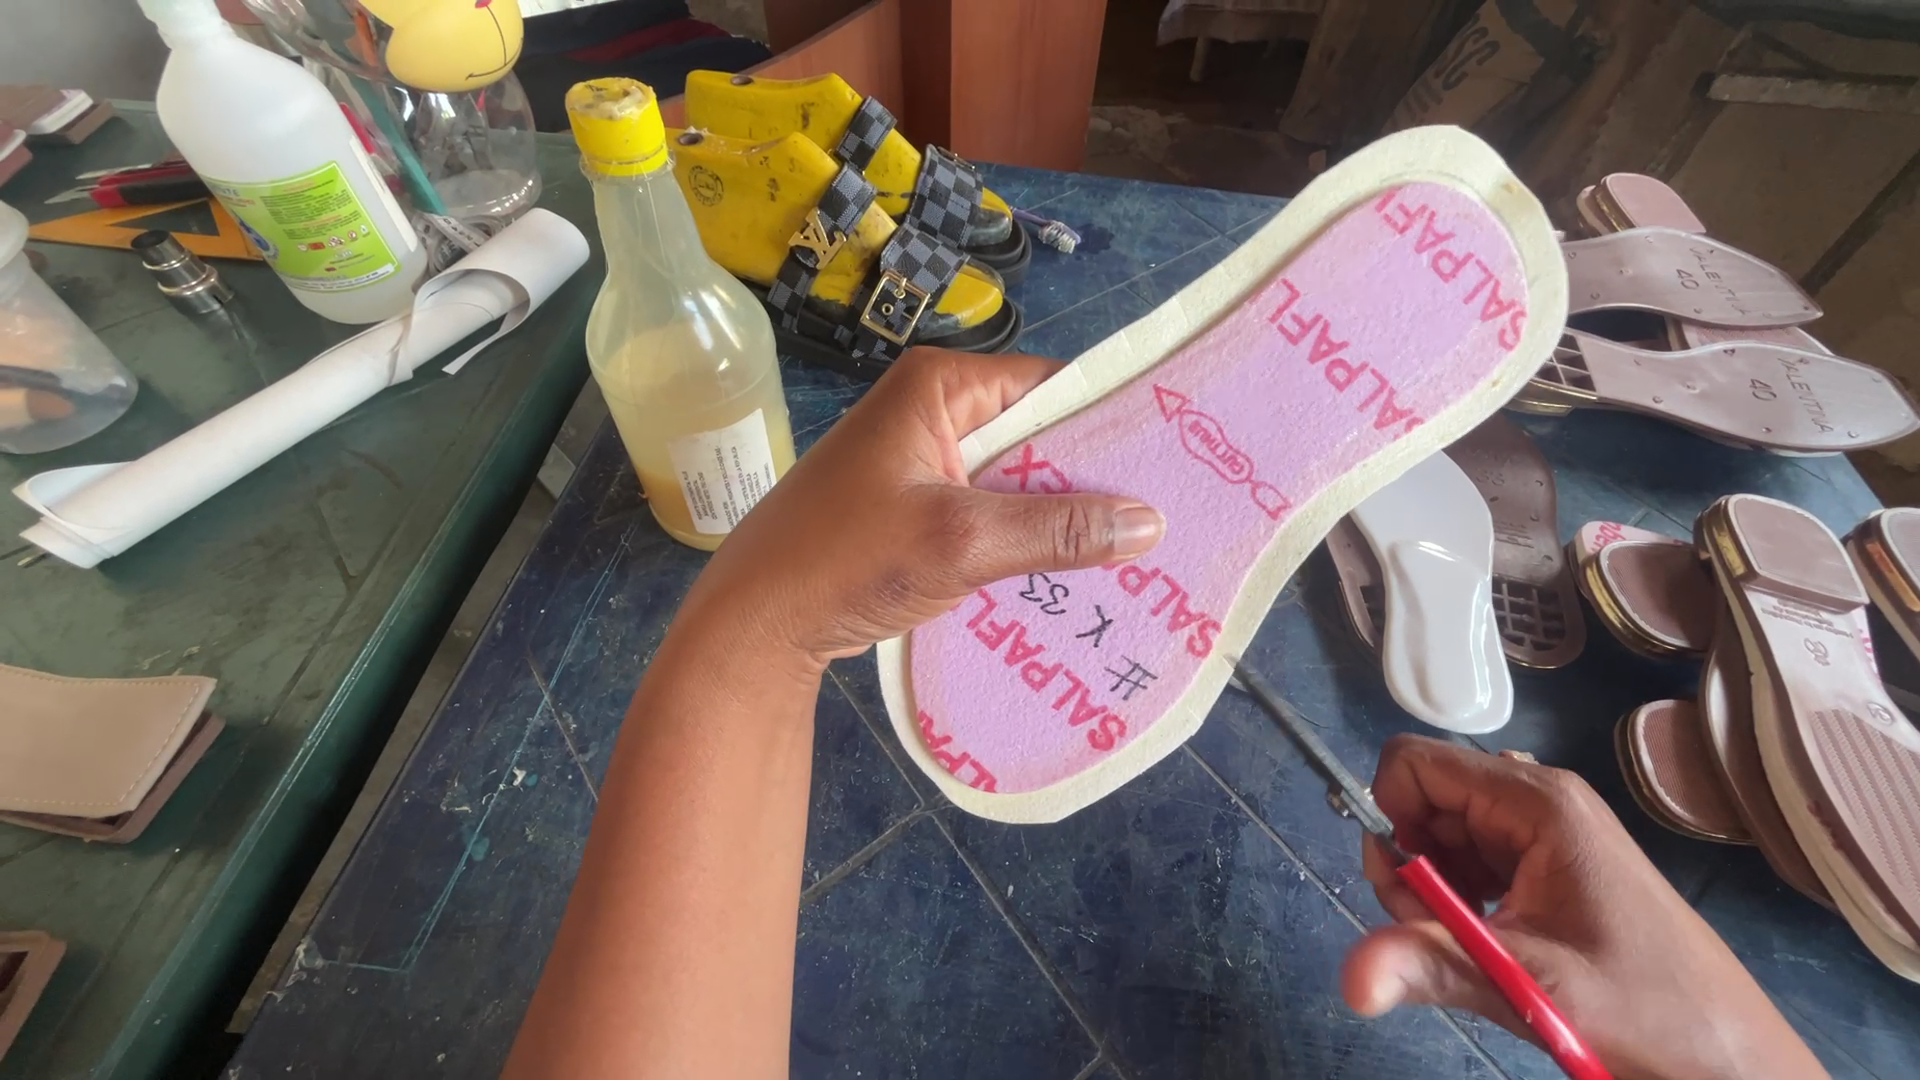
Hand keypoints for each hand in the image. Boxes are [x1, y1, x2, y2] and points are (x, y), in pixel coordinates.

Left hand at [682, 347, 1164, 669]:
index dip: (1109, 421)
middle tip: (1163, 514)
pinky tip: (1068, 571)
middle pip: (1035, 435)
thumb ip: (1056, 528)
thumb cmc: (848, 560)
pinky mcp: (916, 508)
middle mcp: (933, 412)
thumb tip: (1151, 522)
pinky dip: (1022, 538)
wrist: (757, 623)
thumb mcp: (960, 540)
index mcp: (940, 388)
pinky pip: (988, 513)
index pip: (1050, 386)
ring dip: (1058, 515)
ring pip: (1014, 480)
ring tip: (1132, 547)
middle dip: (1089, 477)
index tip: (1170, 460)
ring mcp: (922, 463)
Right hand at [1342, 736, 1827, 1079]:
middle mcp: (1532, 797)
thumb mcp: (1534, 985)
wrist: (1738, 1069)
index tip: (1404, 877)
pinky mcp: (1541, 858)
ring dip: (1429, 883)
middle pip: (1421, 799)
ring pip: (1437, 830)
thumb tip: (1349, 983)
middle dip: (1410, 861)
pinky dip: (1454, 892)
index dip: (1388, 810)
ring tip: (1468, 940)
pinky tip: (1487, 935)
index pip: (1414, 761)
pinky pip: (1464, 853)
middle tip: (1436, 925)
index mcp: (1534, 801)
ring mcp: (1538, 827)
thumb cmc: (1649, 1012)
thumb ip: (1434, 964)